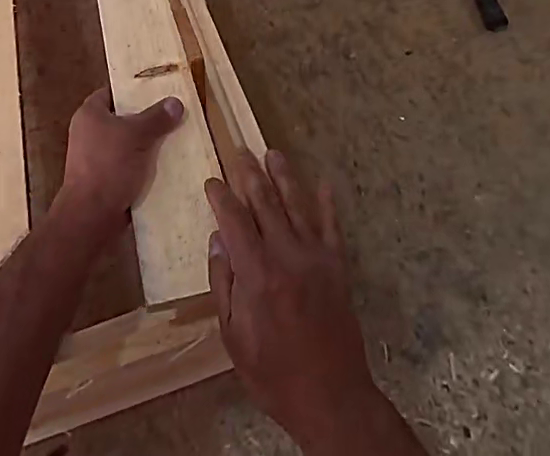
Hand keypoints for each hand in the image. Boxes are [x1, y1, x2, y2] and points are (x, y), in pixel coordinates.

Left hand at [53, 87, 183, 237]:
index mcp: (90, 114)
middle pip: (123, 118)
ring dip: (148, 143)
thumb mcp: (137, 136)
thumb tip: (175, 102)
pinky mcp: (105, 179)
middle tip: (172, 113)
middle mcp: (89, 133)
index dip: (133, 89)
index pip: (112, 92)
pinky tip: (166, 164)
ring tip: (176, 137)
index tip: (157, 89)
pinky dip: (144, 164)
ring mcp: (96, 157)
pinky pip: (128, 164)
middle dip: (147, 118)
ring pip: (128, 143)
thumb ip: (156, 118)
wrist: (92, 216)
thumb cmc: (109, 165)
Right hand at [206, 152, 422, 455]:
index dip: (221, 196)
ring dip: (283, 176)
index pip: (234, 220)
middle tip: (240, 152)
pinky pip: (332, 226)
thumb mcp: (233, 336)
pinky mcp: (337, 266)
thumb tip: (217, 241)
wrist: (330, 397)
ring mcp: (315, 257)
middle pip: (264, 202)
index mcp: (256, 272)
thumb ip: (223, 285)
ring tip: (272, 153)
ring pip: (296, 205)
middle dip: (250, 174)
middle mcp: (286, 255)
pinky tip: (324, 182)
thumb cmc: (272, 372)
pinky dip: (327, 202)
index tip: (211, 181)